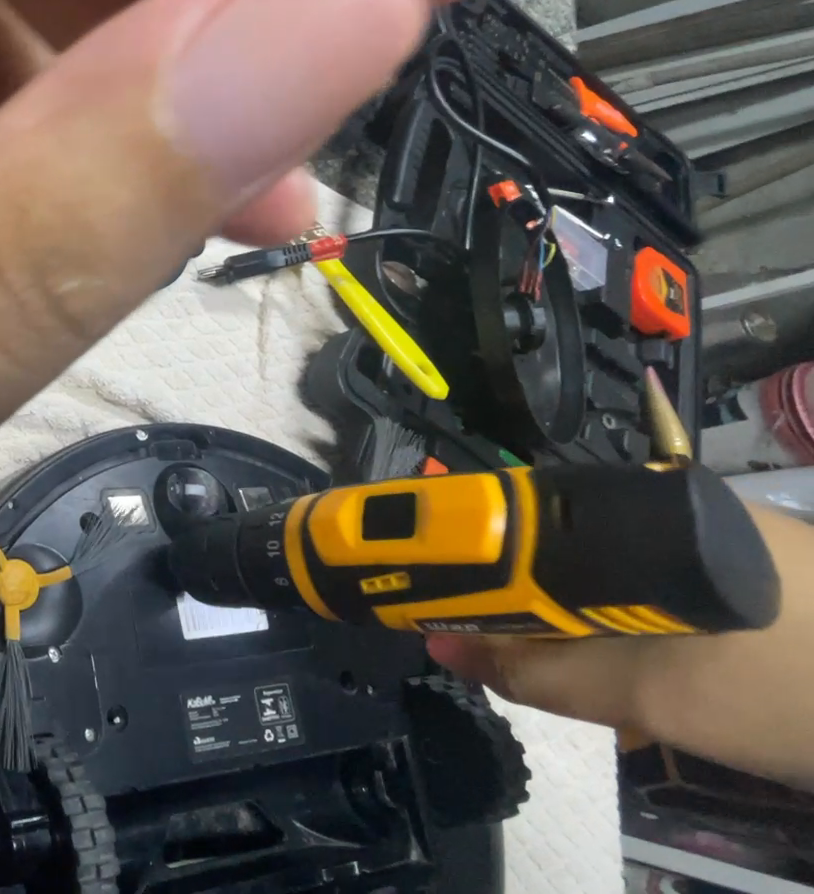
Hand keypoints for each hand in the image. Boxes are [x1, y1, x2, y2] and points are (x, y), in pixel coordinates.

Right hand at [430, 504, 813, 788]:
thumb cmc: (797, 692)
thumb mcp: (649, 696)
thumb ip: (529, 670)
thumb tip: (436, 647)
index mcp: (641, 509)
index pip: (508, 517)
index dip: (459, 556)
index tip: (425, 594)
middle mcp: (673, 506)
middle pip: (551, 547)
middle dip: (517, 600)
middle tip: (498, 648)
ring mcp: (722, 536)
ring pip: (601, 570)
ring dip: (573, 618)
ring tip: (572, 670)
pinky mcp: (755, 569)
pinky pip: (650, 586)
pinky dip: (625, 624)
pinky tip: (646, 669)